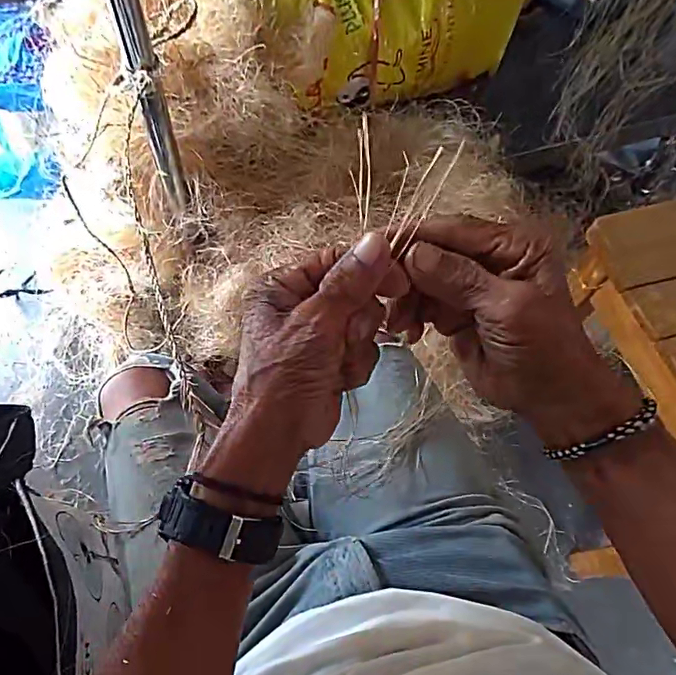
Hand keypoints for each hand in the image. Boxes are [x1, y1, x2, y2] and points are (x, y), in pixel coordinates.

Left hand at [210, 233, 407, 494]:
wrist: (278, 433)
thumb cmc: (283, 376)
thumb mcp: (316, 322)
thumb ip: (349, 283)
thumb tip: (377, 241)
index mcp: (281, 287)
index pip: (335, 260)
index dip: (368, 270)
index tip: (397, 280)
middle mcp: (298, 306)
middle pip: (355, 293)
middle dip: (358, 320)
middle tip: (345, 338)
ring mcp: (317, 335)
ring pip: (364, 323)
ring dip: (356, 347)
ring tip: (334, 364)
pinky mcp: (331, 360)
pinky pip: (362, 350)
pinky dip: (355, 366)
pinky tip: (337, 380)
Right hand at [386, 216, 641, 446]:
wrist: (550, 397)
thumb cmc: (543, 348)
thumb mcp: (507, 308)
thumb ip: (461, 279)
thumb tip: (414, 253)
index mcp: (512, 244)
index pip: (454, 230)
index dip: (415, 237)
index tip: (376, 247)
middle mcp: (488, 258)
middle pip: (432, 252)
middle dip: (406, 274)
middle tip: (385, 297)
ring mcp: (469, 286)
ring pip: (421, 280)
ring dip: (405, 299)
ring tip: (399, 325)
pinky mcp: (454, 312)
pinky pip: (422, 304)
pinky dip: (410, 316)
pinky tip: (410, 333)